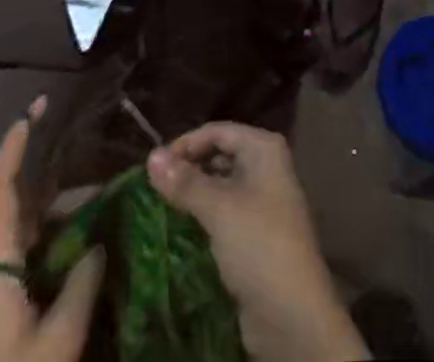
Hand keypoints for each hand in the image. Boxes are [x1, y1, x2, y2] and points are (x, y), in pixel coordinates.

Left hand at [0, 97, 104, 361]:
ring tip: (103, 236)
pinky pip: (8, 267)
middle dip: (65, 200)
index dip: (12, 153)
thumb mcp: (59, 339)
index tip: (29, 114)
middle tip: (112, 197)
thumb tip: (98, 242)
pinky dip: (44, 254)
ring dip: (59, 232)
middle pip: (19, 220)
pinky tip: (73, 265)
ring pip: (17, 246)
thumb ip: (83, 283)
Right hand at [147, 123, 367, 361]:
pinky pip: (221, 207)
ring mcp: (261, 196)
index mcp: (266, 149)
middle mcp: (266, 165)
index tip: (147, 168)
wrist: (289, 303)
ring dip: (189, 190)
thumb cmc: (258, 244)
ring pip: (219, 182)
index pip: (220, 131)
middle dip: (185, 165)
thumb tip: (152, 155)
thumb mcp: (220, 209)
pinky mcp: (252, 226)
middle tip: (144, 189)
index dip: (185, 143)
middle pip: (220, 153)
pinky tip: (173, 225)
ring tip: (151, 206)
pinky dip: (198, 211)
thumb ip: (186, 182)